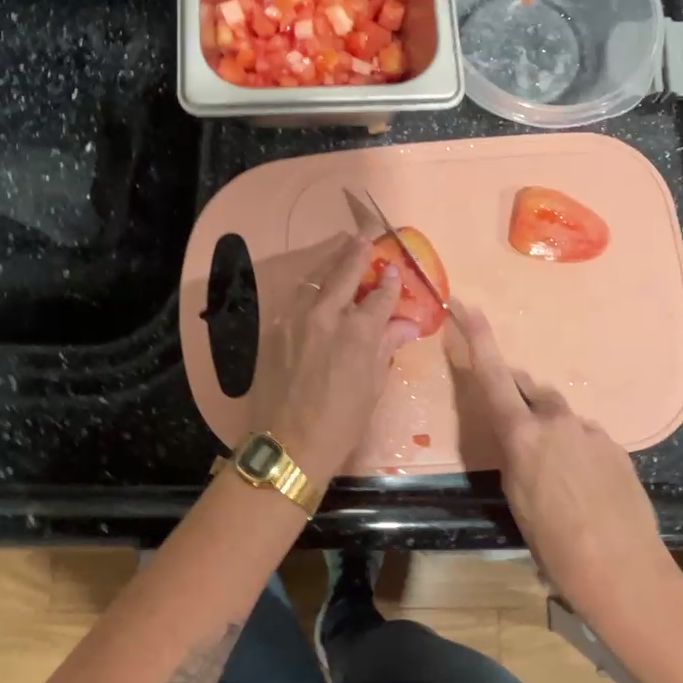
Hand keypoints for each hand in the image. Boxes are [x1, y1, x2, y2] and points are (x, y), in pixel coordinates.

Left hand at [245, 237, 421, 485]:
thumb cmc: (341, 422)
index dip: (390, 282)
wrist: (289, 444)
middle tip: (364, 238)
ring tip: (341, 251)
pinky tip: (316, 287)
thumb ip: (387, 347)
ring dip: (330, 264)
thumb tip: (407, 325)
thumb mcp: (373, 386)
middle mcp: (326, 315)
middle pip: (344, 274)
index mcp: (358, 332)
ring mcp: (296, 319)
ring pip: (315, 280)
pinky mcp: (276, 329)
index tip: (395, 269)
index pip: (380, 296)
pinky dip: (310, 289)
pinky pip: (296, 299)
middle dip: (357, 254)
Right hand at [448, 302, 675, 623]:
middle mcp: (555, 421)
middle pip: (531, 391)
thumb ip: (515, 455)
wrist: (622, 568)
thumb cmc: (554, 543)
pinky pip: (586, 438)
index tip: (465, 303)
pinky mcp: (615, 446)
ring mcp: (590, 431)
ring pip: (561, 418)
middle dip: (520, 398)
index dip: (476, 335)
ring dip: (551, 431)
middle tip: (516, 430)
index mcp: (521, 433)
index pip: (492, 373)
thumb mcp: (516, 498)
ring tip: (555, 477)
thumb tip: (520, 438)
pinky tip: (584, 488)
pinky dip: (577, 452)